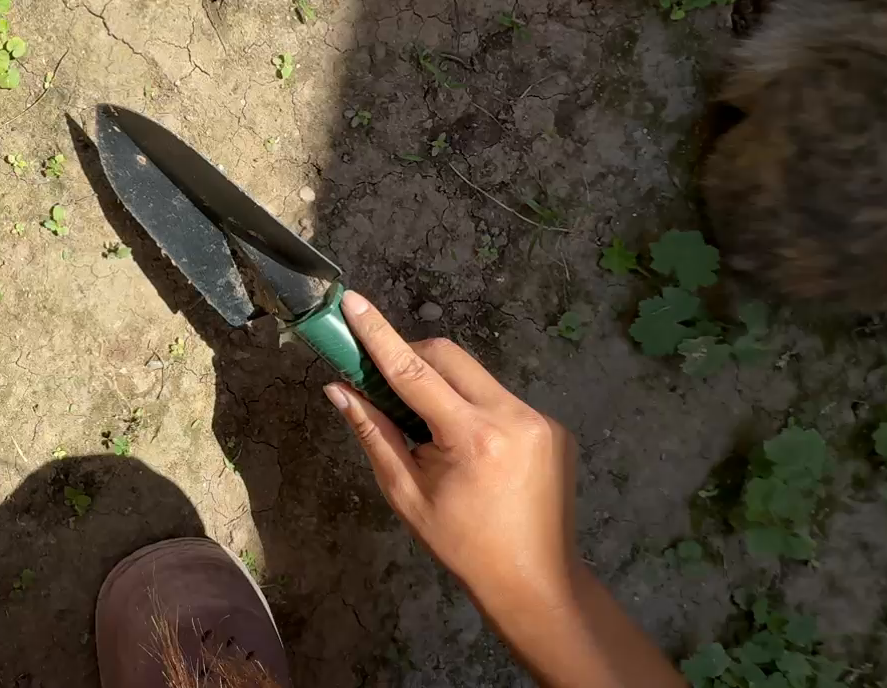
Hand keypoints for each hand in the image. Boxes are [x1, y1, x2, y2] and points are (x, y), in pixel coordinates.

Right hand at [324, 290, 582, 622]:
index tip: (352, 300)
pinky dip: (463, 398)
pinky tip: (458, 436)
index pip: (413, 372)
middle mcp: (513, 418)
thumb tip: (336, 387)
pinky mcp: (550, 426)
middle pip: (446, 356)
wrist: (539, 584)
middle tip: (383, 383)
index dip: (378, 333)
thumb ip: (372, 431)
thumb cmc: (461, 543)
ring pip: (470, 370)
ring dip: (436, 378)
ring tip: (423, 420)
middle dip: (408, 355)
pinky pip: (492, 391)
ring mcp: (538, 419)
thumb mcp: (404, 492)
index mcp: (474, 438)